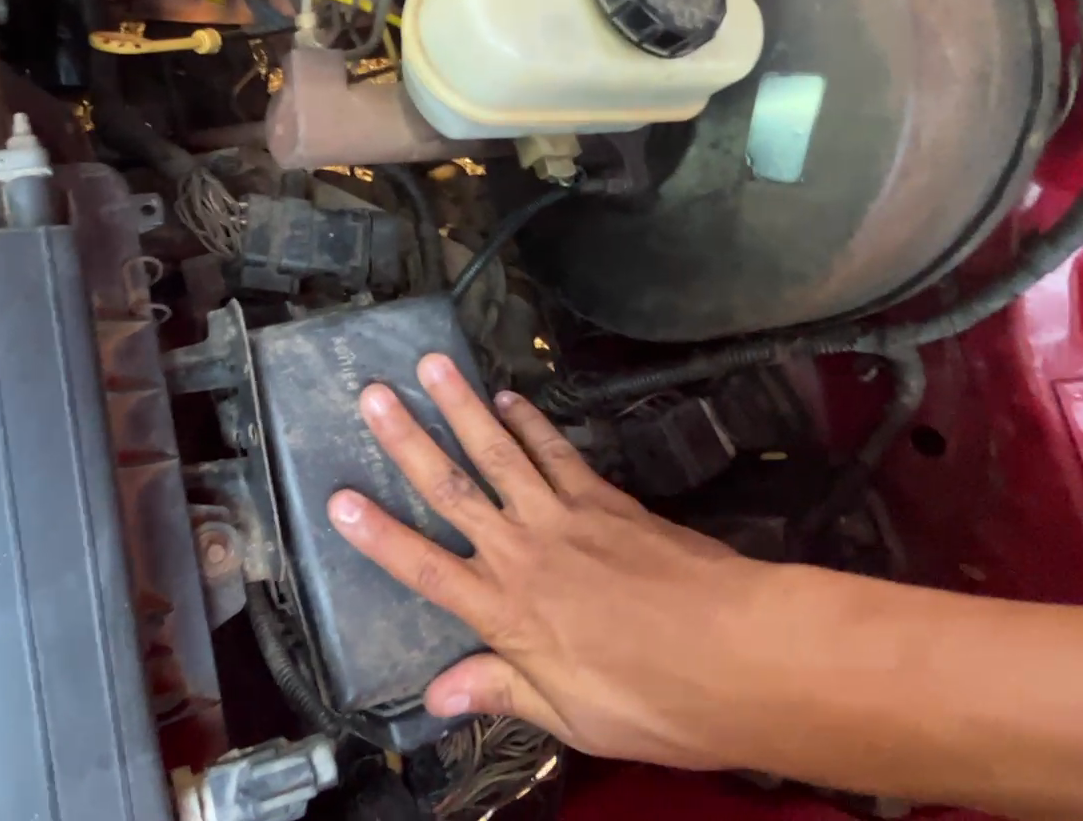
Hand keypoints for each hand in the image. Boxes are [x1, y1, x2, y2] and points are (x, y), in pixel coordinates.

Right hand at [326, 354, 765, 770]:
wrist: (744, 658)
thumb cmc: (654, 699)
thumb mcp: (570, 716)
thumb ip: (499, 691)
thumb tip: (435, 698)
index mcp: (505, 610)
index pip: (424, 568)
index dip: (378, 535)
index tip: (337, 500)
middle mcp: (520, 551)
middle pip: (450, 488)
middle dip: (406, 440)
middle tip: (373, 394)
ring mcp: (561, 517)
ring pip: (497, 453)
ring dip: (461, 407)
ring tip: (432, 366)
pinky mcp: (602, 499)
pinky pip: (556, 453)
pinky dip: (531, 423)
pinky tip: (510, 398)